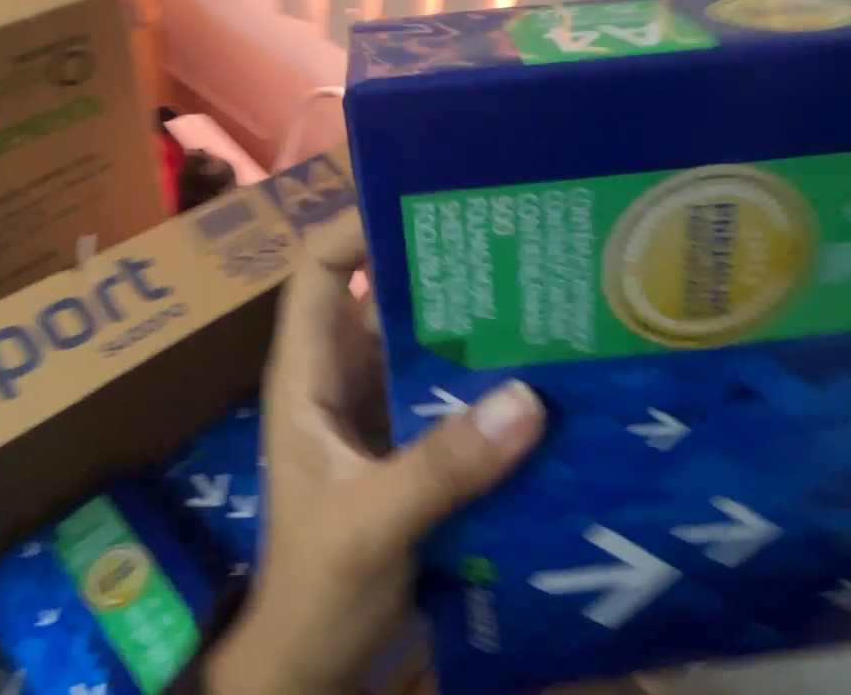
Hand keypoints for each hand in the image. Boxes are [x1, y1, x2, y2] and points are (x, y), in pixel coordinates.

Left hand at [208, 216, 546, 694]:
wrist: (317, 663)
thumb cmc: (318, 588)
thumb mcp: (370, 523)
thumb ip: (442, 466)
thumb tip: (528, 396)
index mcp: (308, 372)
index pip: (319, 268)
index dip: (360, 226)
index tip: (429, 202)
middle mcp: (343, 375)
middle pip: (383, 294)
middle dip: (438, 265)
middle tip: (512, 238)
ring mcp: (380, 409)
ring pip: (423, 342)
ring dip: (472, 321)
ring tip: (540, 290)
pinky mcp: (413, 444)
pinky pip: (450, 390)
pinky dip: (486, 376)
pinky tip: (541, 371)